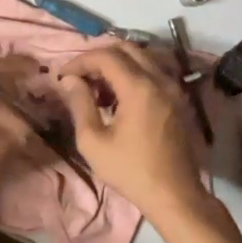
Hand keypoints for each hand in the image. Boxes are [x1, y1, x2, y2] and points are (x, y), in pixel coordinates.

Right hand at [55, 44, 208, 221]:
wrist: (173, 194)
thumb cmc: (129, 170)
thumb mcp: (93, 141)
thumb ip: (79, 104)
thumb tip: (69, 80)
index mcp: (139, 87)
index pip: (106, 56)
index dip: (80, 61)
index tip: (63, 76)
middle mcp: (160, 79)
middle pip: (127, 49)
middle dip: (99, 58)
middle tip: (79, 76)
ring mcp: (173, 88)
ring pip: (142, 58)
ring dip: (117, 64)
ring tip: (97, 87)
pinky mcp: (178, 100)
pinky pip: (154, 73)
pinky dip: (133, 74)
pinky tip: (119, 98)